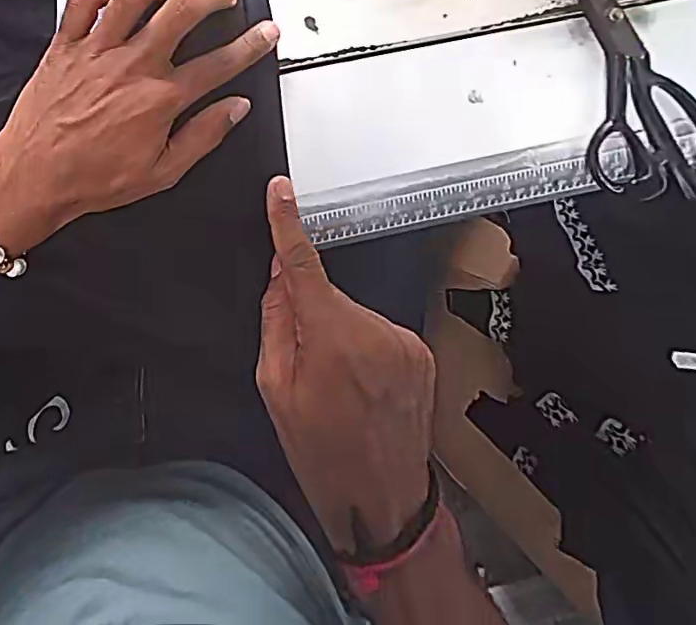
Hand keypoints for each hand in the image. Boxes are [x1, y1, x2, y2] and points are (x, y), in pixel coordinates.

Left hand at [0, 0, 278, 257]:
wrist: (33, 177)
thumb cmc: (89, 178)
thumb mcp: (161, 172)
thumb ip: (204, 136)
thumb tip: (234, 111)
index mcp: (159, 99)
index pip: (219, 62)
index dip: (251, 44)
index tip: (264, 33)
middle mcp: (130, 67)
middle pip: (182, 11)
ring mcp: (96, 52)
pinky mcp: (65, 47)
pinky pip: (83, 1)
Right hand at [257, 176, 436, 555]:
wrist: (382, 502)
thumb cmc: (323, 453)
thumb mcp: (275, 387)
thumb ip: (275, 320)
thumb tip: (280, 276)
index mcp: (330, 338)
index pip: (302, 263)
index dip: (287, 223)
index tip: (281, 192)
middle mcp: (373, 332)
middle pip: (326, 293)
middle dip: (309, 313)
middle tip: (305, 363)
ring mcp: (402, 341)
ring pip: (352, 311)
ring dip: (339, 333)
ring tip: (339, 385)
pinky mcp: (419, 351)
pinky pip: (377, 328)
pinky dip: (363, 346)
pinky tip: (362, 386)